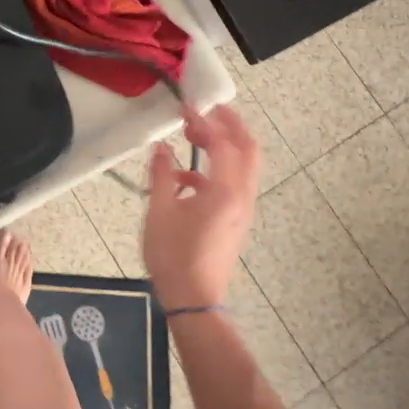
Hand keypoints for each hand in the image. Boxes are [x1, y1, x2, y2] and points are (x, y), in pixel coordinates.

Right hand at [143, 103, 259, 308]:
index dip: (205, 122)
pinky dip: (216, 170)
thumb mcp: (159, 211)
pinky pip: (234, 184)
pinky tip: (184, 179)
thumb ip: (162, 175)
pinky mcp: (235, 221)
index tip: (185, 108)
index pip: (222, 144)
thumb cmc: (174, 255)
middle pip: (249, 150)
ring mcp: (242, 210)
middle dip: (231, 125)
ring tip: (195, 137)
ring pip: (245, 167)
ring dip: (225, 146)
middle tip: (209, 110)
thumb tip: (162, 148)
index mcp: (224, 192)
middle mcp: (241, 197)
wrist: (194, 300)